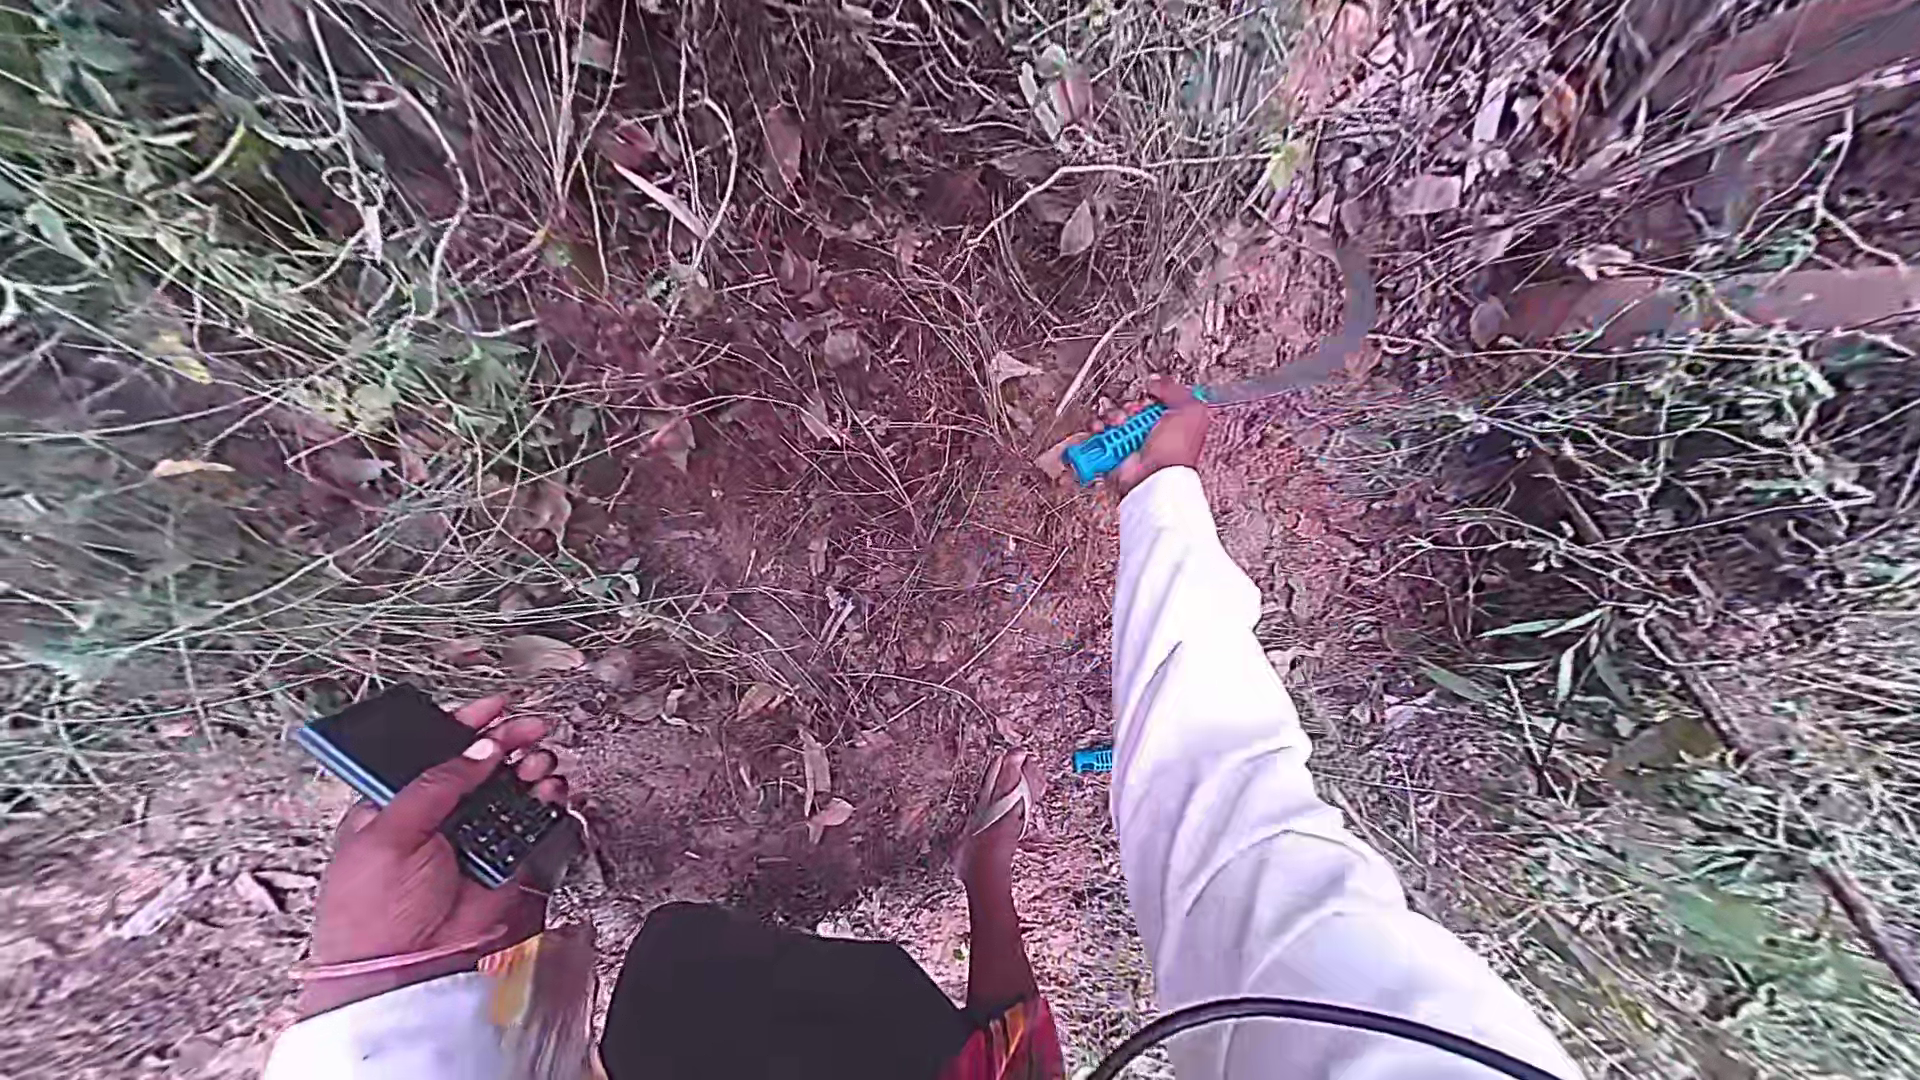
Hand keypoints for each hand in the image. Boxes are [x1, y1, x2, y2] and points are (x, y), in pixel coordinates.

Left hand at [298, 696, 575, 1016]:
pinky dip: (549, 794)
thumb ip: (435, 784)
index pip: (435, 749)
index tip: (493, 706)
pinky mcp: (510, 844)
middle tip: (529, 727)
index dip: (465, 723)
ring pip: (516, 778)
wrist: (412, 962)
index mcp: (399, 802)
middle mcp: (444, 809)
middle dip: (511, 737)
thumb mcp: (388, 836)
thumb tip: (479, 748)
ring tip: (535, 765)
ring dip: (532, 764)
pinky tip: (548, 789)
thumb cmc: (374, 910)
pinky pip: (538, 808)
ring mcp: (479, 826)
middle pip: (485, 757)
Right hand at [1092, 376, 1209, 495]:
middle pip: (1130, 408)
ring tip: (1117, 423)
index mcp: (1171, 422)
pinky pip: (1099, 435)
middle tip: (1131, 414)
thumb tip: (1156, 382)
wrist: (1154, 475)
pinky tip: (1103, 430)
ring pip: (1112, 419)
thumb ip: (1174, 391)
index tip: (1149, 399)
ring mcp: (1130, 443)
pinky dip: (1098, 430)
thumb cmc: (1175, 450)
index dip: (1149, 397)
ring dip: (1112, 417)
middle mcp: (1150, 433)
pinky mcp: (1113, 453)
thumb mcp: (1189, 410)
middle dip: (1128, 407)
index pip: (1153, 401)